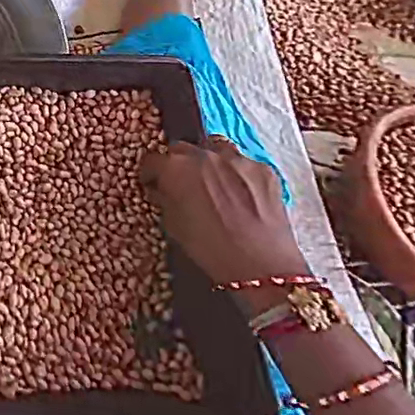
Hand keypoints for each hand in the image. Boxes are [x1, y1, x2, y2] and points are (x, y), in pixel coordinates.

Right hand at [139, 137, 308, 285]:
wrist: (260, 266)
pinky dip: (237, 173)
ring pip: (215, 148)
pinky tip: (241, 194)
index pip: (152, 160)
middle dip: (178, 163)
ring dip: (209, 161)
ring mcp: (237, 159)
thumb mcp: (173, 225)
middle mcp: (204, 155)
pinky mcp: (264, 168)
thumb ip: (164, 199)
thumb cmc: (208, 248)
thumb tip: (161, 189)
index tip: (152, 183)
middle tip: (182, 184)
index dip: (150, 173)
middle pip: (182, 149)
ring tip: (213, 183)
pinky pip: (243, 162)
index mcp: (175, 169)